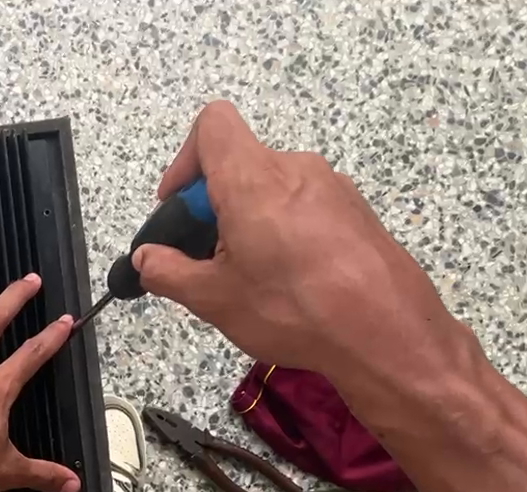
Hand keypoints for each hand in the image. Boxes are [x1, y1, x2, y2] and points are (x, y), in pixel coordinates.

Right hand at [136, 101, 466, 383]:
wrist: (381, 328)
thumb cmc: (292, 308)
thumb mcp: (211, 298)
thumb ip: (167, 272)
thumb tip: (146, 258)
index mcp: (252, 181)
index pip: (211, 128)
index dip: (182, 162)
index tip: (175, 209)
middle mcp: (293, 169)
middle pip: (237, 165)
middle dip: (207, 208)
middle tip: (199, 262)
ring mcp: (328, 186)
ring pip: (267, 189)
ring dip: (241, 223)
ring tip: (240, 278)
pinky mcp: (350, 209)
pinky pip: (297, 206)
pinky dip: (275, 231)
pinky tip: (279, 280)